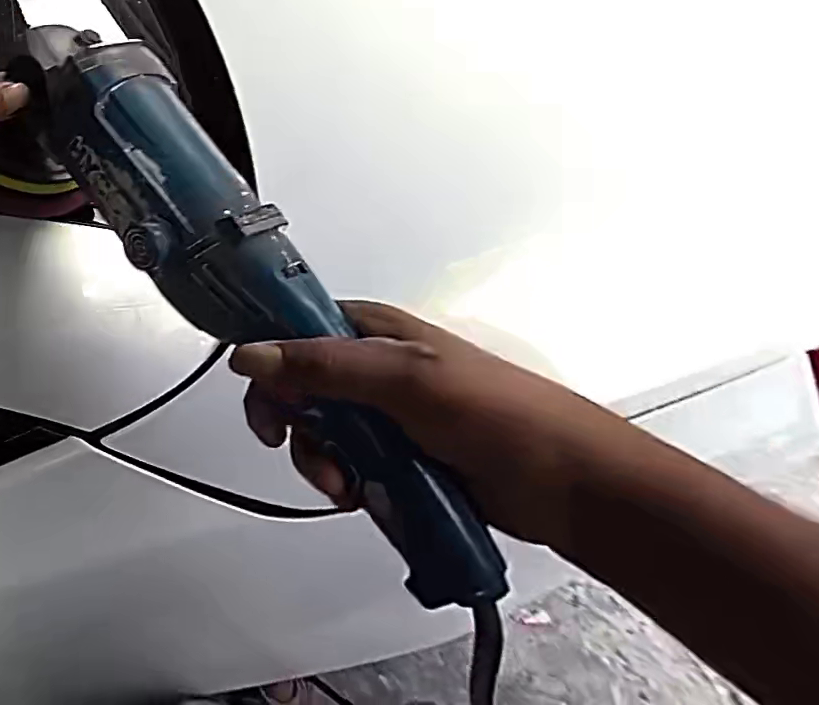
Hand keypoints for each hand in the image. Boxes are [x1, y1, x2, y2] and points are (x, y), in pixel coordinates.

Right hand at [231, 301, 668, 547]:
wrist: (574, 488)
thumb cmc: (492, 414)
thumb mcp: (402, 380)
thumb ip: (321, 366)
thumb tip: (244, 356)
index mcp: (366, 327)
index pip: (292, 325)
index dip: (266, 352)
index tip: (258, 390)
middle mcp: (365, 363)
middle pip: (295, 380)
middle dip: (289, 415)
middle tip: (283, 441)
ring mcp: (378, 409)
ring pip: (315, 425)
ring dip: (315, 455)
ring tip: (341, 484)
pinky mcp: (391, 451)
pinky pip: (342, 458)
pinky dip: (339, 476)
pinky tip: (355, 494)